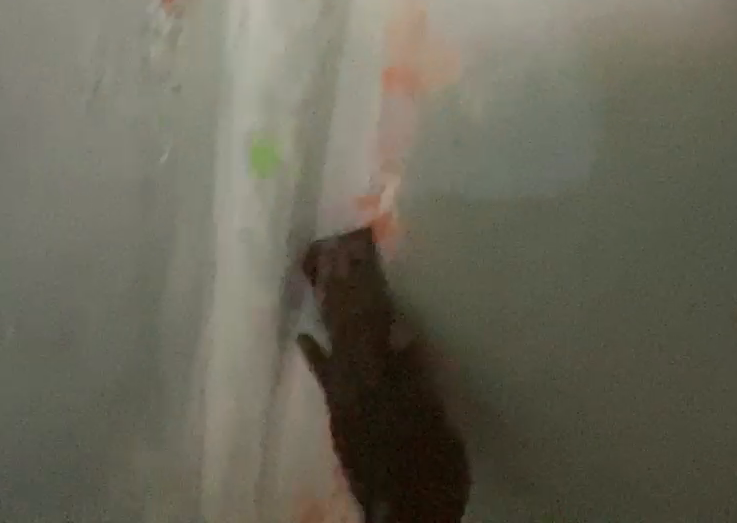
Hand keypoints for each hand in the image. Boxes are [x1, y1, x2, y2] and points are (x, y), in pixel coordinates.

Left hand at [297, 229, 469, 522]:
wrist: (405, 515)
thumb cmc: (430, 466)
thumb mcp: (433, 419)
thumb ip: (413, 373)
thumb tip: (401, 328)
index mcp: (380, 374)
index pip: (371, 314)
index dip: (366, 277)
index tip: (360, 242)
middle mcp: (355, 378)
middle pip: (347, 320)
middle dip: (342, 281)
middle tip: (335, 243)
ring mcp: (345, 396)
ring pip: (334, 338)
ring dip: (329, 303)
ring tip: (322, 270)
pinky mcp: (341, 414)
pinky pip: (324, 378)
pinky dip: (314, 356)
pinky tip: (303, 335)